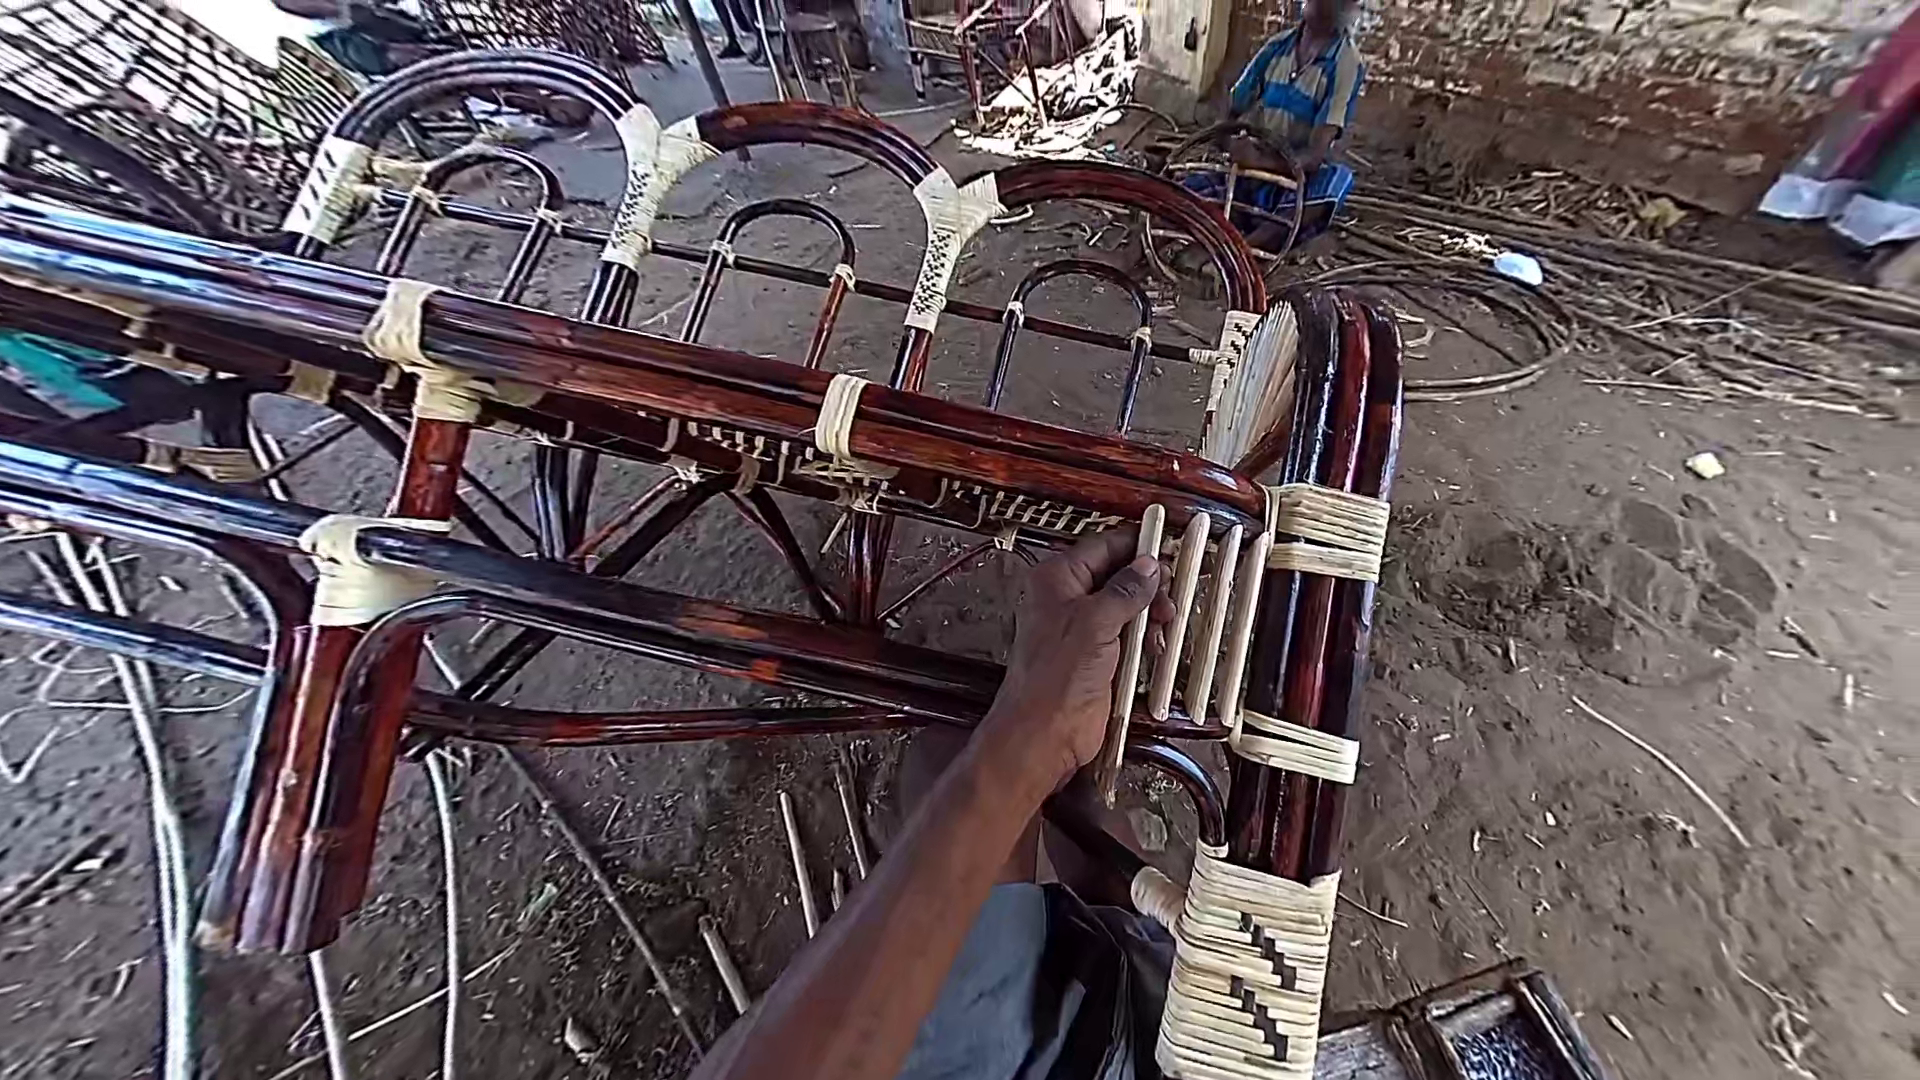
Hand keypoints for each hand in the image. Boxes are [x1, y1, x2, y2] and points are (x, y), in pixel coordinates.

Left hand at [978, 528, 1173, 789]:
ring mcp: (1083, 626)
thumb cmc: (1056, 675)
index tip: (1166, 546)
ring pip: (1127, 604)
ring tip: (1164, 625)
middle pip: (1118, 574)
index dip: (1135, 545)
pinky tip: (1155, 646)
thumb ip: (1124, 590)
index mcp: (1057, 579)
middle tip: (1169, 596)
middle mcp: (1068, 597)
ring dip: (1149, 612)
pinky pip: (1127, 632)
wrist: (1045, 730)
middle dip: (1147, 584)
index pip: (1102, 546)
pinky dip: (1144, 635)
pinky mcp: (1097, 652)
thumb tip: (1148, 565)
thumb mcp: (1095, 622)